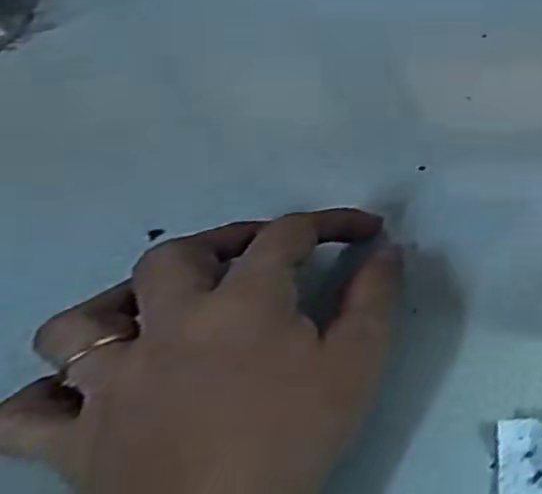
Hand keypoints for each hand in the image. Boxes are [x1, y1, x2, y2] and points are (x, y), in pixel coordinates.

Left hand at [0, 209, 401, 493]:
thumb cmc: (299, 428)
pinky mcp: (67, 440)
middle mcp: (167, 328)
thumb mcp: (362, 354)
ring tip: (160, 308)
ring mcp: (106, 386)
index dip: (331, 222)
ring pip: (76, 324)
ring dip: (118, 304)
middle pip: (171, 257)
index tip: (366, 233)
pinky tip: (89, 386)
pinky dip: (50, 390)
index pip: (285, 234)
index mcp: (243, 303)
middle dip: (222, 241)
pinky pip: (24, 410)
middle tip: (261, 252)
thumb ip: (375, 294)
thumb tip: (384, 251)